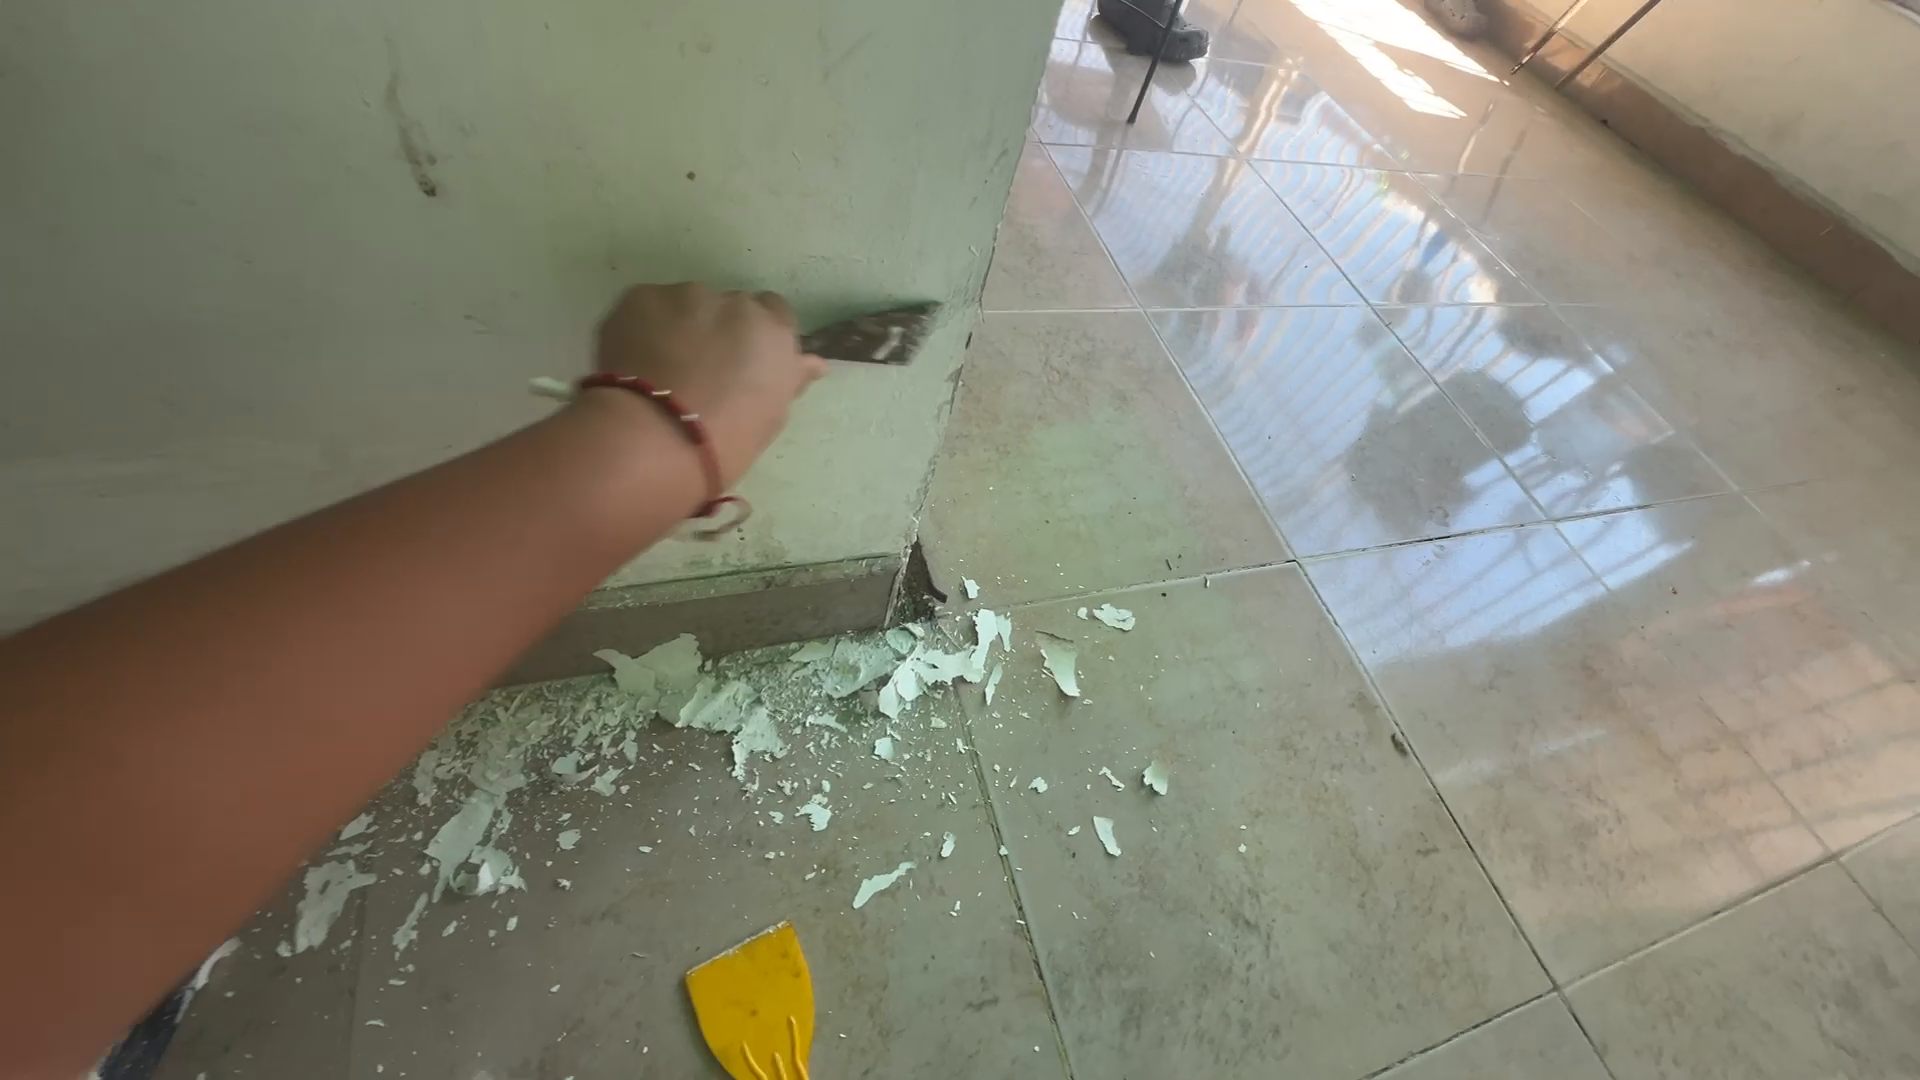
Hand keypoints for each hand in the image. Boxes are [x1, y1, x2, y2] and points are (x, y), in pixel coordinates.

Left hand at [590, 283, 828, 487]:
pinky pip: (650, 307)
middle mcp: (737, 304)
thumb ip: (790, 378)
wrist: (658, 435)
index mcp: (776, 333)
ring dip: (683, 326)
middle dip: (720, 329)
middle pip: (732, 307)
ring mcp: (688, 296)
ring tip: (665, 367)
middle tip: (703, 369)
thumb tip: (814, 364)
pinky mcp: (642, 296)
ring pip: (688, 305)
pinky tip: (639, 359)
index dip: (758, 335)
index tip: (745, 360)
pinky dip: (646, 326)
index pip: (776, 313)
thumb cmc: (728, 439)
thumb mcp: (772, 415)